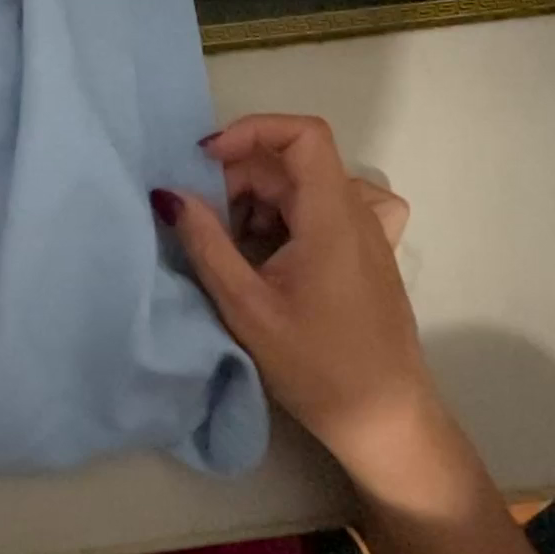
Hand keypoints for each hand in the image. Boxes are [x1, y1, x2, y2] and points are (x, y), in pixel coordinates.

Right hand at [154, 115, 434, 480]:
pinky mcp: (364, 253)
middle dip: (236, 179)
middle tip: (201, 221)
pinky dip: (287, 213)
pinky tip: (273, 245)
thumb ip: (206, 243)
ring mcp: (365, 233)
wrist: (386, 422)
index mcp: (333, 217)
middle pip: (289, 163)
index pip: (302, 134)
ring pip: (301, 185)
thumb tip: (167, 194)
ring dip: (255, 200)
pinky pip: (322, 206)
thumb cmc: (317, 366)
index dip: (251, 131)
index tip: (206, 161)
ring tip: (229, 244)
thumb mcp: (246, 306)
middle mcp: (355, 213)